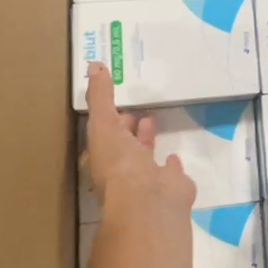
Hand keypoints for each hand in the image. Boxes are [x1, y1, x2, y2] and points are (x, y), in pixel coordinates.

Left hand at [82, 63, 194, 215]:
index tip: (120, 103)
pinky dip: (172, 165)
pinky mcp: (172, 187)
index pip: (106, 133)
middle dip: (129, 129)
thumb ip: (101, 96)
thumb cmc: (120, 163)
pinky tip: (174, 157)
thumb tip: (93, 65)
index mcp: (104, 156)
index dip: (111, 119)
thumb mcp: (104, 124)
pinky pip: (171, 172)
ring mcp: (148, 180)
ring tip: (153, 122)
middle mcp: (124, 170)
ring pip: (146, 157)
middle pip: (125, 146)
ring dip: (147, 142)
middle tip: (138, 111)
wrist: (149, 201)